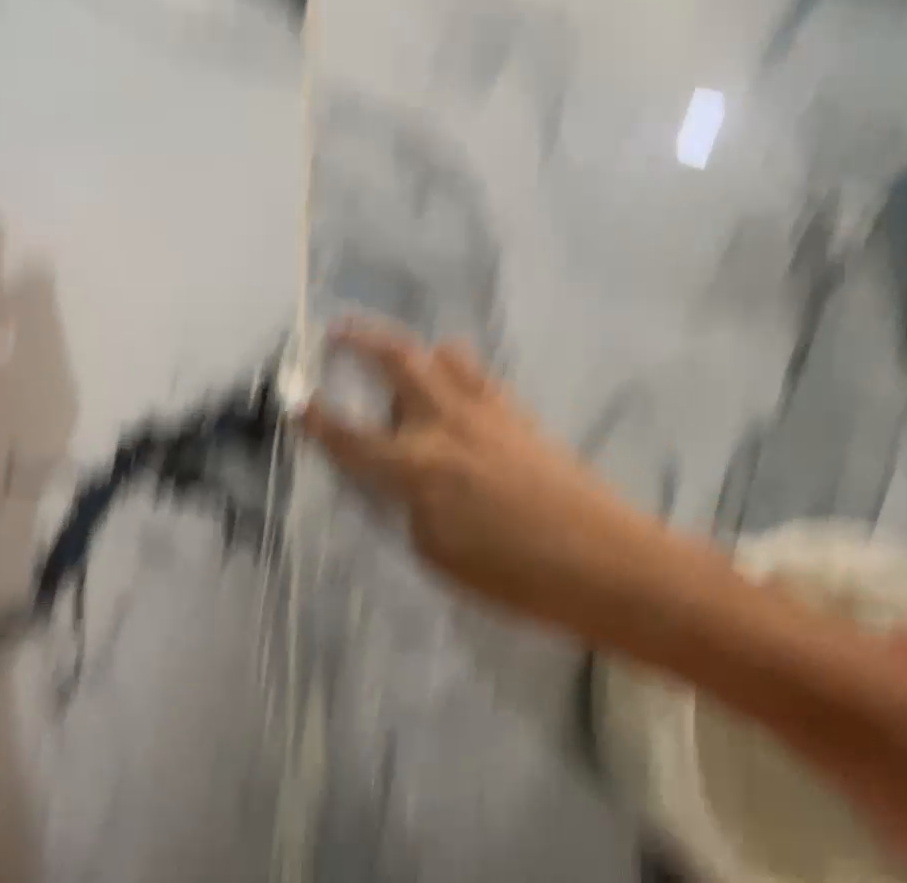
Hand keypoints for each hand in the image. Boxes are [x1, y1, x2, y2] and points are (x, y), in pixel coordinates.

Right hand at [301, 321, 666, 627]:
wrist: (609, 565)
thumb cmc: (514, 576)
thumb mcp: (436, 554)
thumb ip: (407, 507)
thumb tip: (402, 482)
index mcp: (417, 466)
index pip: (350, 436)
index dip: (316, 418)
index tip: (296, 400)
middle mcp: (446, 424)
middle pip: (397, 361)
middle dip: (359, 339)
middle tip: (337, 330)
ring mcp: (488, 412)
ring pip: (443, 355)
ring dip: (412, 349)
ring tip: (399, 358)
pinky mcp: (520, 415)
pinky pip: (477, 376)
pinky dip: (453, 369)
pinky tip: (451, 388)